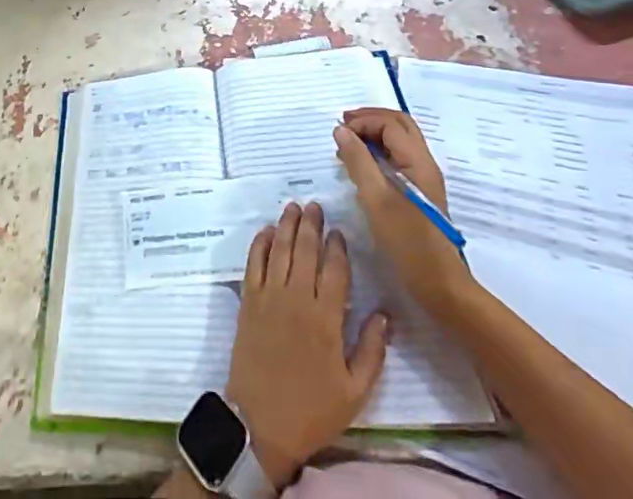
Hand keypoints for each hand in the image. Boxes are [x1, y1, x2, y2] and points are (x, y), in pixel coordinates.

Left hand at [227, 201, 388, 488]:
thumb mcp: (355, 391)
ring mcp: (269, 299)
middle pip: (305, 251)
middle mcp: (297, 300)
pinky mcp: (248, 305)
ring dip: (286, 227)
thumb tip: (385, 313)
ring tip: (293, 207)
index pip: (335, 269)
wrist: (259, 426)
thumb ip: (372, 350)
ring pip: (279, 252)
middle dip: (311, 225)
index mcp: (326, 318)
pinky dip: (260, 246)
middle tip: (314, 206)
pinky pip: (253, 266)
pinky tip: (265, 232)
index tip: (339, 231)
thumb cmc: (311, 410)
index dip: (338, 247)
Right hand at [333, 109, 476, 312]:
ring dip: (374, 135)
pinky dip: (377, 153)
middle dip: (371, 119)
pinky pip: (397, 160)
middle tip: (343, 123)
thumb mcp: (376, 200)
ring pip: (399, 142)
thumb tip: (341, 131)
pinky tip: (360, 166)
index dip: (364, 121)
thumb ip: (358, 162)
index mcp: (419, 162)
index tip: (338, 132)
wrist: (439, 284)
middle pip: (400, 126)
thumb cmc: (407, 242)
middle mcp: (424, 165)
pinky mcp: (417, 194)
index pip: (391, 125)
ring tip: (347, 143)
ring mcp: (422, 180)